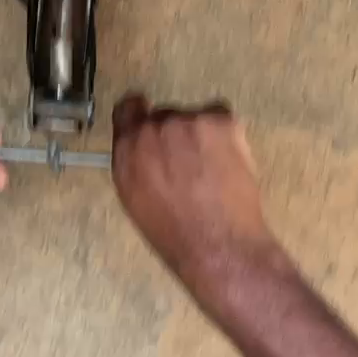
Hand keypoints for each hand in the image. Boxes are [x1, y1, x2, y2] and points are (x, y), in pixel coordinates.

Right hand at [112, 94, 278, 292]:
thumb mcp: (134, 198)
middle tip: (192, 163)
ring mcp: (186, 121)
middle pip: (165, 116)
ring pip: (195, 118)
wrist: (219, 248)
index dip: (140, 113)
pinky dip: (227, 135)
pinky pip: (221, 117)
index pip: (127, 109)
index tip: (151, 122)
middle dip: (176, 134)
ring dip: (202, 136)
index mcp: (127, 148)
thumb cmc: (174, 235)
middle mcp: (152, 128)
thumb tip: (142, 148)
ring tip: (215, 170)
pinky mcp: (219, 121)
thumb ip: (133, 162)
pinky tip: (230, 163)